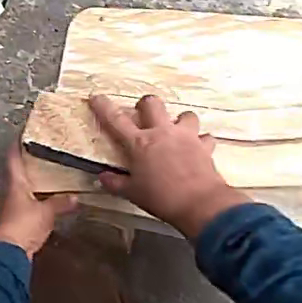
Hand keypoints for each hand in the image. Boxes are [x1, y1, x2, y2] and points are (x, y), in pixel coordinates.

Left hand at [0, 139, 78, 256]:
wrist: (10, 253)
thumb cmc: (24, 225)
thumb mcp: (46, 212)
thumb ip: (60, 203)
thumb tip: (75, 197)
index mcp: (15, 183)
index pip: (14, 157)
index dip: (17, 144)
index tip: (25, 131)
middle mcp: (12, 191)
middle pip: (19, 171)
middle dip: (30, 160)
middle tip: (46, 150)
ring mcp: (14, 205)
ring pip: (25, 186)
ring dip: (36, 179)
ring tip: (53, 171)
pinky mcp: (19, 219)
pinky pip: (31, 201)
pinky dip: (40, 197)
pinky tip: (52, 198)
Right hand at [90, 95, 248, 239]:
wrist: (200, 204)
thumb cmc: (161, 198)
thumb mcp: (132, 193)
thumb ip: (116, 183)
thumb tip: (103, 178)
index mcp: (139, 143)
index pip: (116, 120)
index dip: (104, 107)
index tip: (97, 97)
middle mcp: (162, 133)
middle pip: (152, 104)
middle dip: (146, 104)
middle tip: (144, 114)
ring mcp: (186, 137)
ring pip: (185, 115)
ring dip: (180, 121)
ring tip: (176, 132)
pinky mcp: (205, 146)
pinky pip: (205, 138)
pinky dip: (201, 142)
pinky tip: (198, 149)